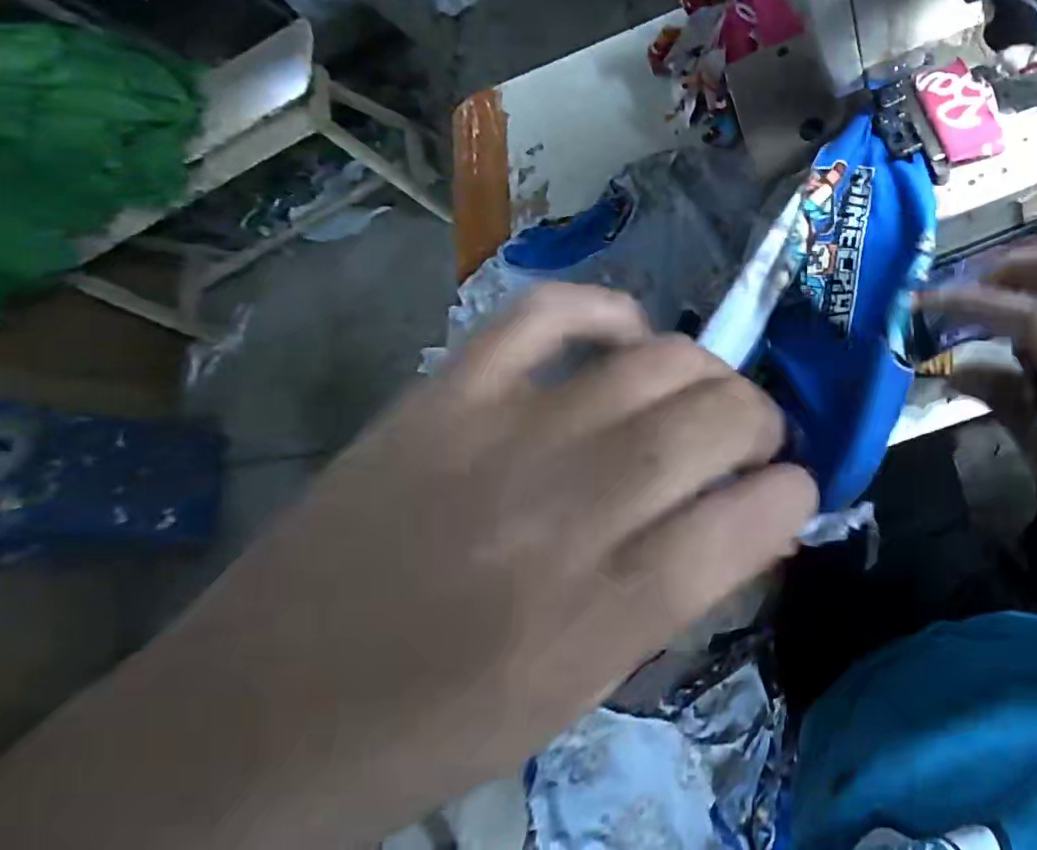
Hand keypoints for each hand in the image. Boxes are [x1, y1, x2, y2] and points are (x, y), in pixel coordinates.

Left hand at [0, 284, 814, 849]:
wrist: (241, 727)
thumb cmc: (439, 725)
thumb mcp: (584, 689)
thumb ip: (683, 593)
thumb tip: (759, 513)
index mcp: (600, 612)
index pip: (750, 519)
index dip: (795, 493)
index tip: (794, 492)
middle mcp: (560, 515)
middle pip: (716, 422)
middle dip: (766, 424)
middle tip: (757, 444)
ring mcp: (498, 438)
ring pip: (658, 361)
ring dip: (712, 374)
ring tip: (708, 397)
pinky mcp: (441, 397)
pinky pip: (546, 312)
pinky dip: (607, 311)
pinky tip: (631, 336)